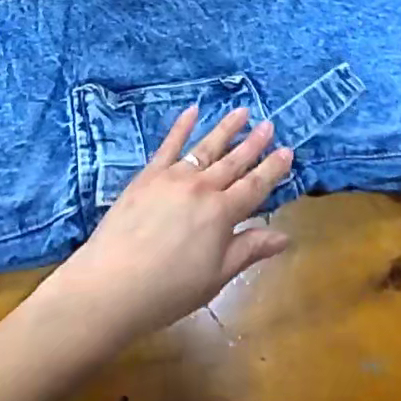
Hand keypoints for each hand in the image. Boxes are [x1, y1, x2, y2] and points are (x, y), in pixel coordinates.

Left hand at [36, 106, 293, 343]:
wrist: (113, 283)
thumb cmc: (169, 290)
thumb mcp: (216, 276)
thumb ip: (249, 249)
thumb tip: (285, 235)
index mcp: (222, 214)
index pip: (255, 186)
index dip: (273, 169)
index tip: (287, 150)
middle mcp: (202, 187)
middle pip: (233, 162)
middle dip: (253, 143)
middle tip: (269, 124)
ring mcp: (173, 177)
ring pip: (206, 147)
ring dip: (225, 129)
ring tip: (242, 112)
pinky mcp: (148, 174)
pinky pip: (169, 145)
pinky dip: (181, 126)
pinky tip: (192, 110)